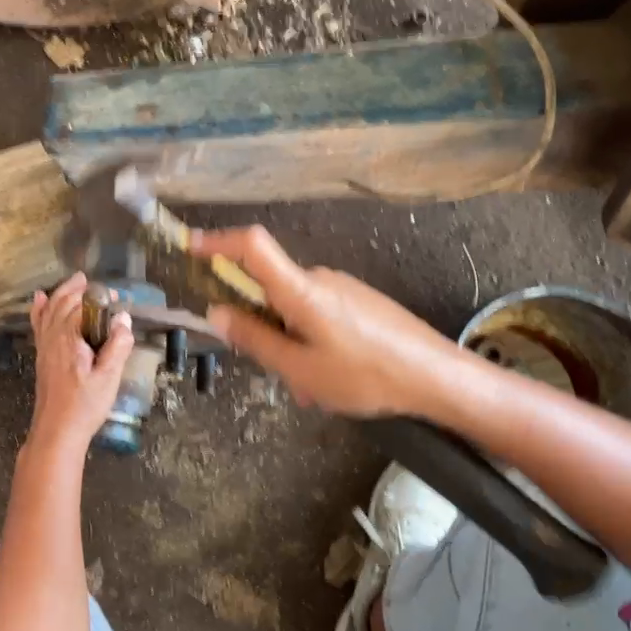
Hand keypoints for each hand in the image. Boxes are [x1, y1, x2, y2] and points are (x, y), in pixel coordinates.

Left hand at [27, 273, 133, 450]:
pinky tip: (40, 300)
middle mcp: (52, 338)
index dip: (96, 299)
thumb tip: (123, 319)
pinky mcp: (42, 357)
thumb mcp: (108, 378)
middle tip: (92, 282)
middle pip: (62, 304)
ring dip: (61, 294)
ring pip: (49, 311)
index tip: (114, 298)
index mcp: (68, 339)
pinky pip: (39, 324)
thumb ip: (117, 346)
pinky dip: (40, 309)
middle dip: (77, 290)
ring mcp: (44, 347)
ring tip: (73, 282)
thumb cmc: (84, 406)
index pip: (81, 307)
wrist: (56, 431)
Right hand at [190, 226, 459, 417]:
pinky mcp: (362, 301)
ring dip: (292, 345)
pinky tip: (336, 378)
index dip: (218, 241)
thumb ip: (255, 340)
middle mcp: (320, 278)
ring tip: (315, 389)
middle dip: (264, 330)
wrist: (440, 378)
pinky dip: (314, 343)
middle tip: (281, 375)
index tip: (190, 246)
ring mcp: (344, 288)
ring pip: (296, 310)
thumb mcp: (301, 369)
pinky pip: (320, 315)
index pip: (252, 247)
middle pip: (271, 290)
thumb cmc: (366, 375)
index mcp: (301, 290)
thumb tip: (217, 313)